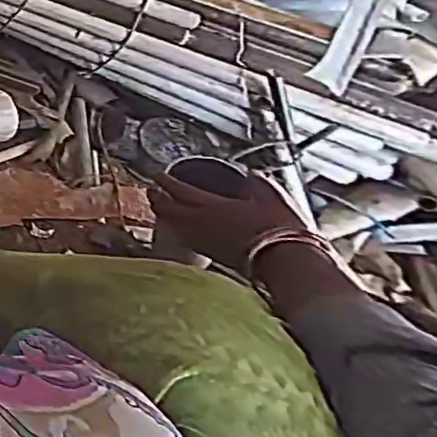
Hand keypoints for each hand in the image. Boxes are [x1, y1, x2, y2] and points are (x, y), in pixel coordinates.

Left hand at [147, 164, 306, 272]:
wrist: (284, 262)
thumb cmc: (279, 229)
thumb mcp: (273, 199)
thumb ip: (259, 184)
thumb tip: (251, 173)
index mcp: (211, 205)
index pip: (179, 190)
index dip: (166, 181)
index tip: (157, 175)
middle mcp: (198, 221)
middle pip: (167, 207)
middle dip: (157, 197)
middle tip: (152, 190)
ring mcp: (199, 238)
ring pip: (170, 222)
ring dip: (162, 212)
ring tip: (159, 206)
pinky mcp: (206, 253)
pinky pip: (181, 236)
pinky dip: (173, 228)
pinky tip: (177, 227)